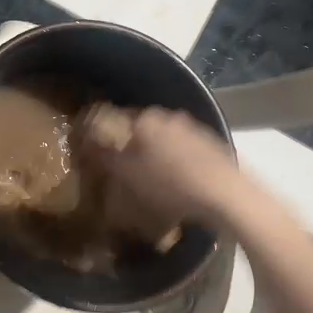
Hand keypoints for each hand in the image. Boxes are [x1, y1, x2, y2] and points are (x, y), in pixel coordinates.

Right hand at [80, 106, 243, 227]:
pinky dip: (178, 162)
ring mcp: (194, 129)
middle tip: (126, 171)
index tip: (100, 155)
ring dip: (157, 155)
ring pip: (165, 140)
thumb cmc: (169, 184)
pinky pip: (185, 151)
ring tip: (153, 181)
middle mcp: (169, 116)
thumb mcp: (126, 175)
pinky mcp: (213, 145)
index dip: (105, 138)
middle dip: (132, 146)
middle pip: (141, 130)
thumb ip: (104, 156)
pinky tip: (179, 184)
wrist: (226, 196)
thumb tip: (86, 143)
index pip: (115, 120)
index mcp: (145, 119)